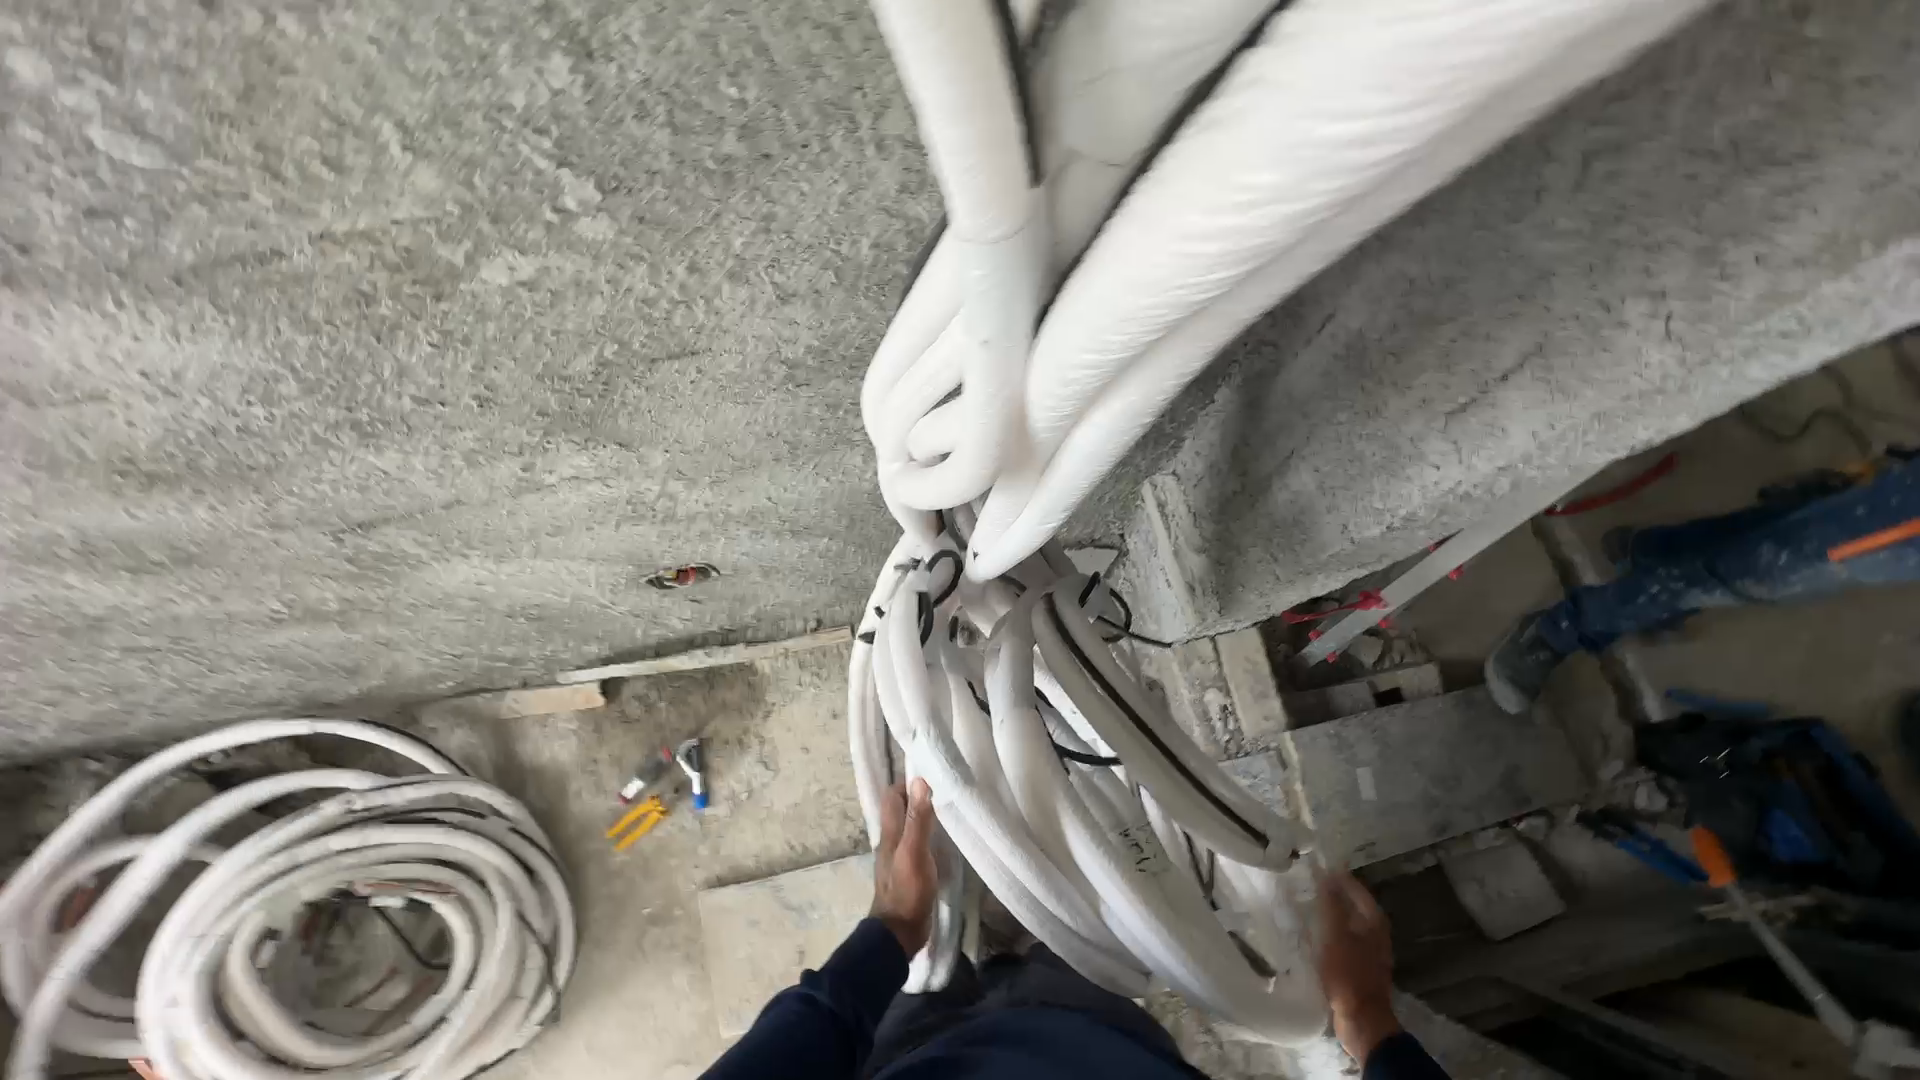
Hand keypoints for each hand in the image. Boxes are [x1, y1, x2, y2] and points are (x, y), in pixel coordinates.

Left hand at [871, 778, 938, 954]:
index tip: (932, 778)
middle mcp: (891, 841)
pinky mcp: (909, 872)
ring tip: (948, 812)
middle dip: (918, 798)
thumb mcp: (914, 852)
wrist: (899, 933)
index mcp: (890, 833)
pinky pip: (916, 845)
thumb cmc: (907, 890)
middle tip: (944, 792)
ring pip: (908, 828)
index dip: (908, 784)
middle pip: (900, 810)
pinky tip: (943, 841)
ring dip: (923, 818)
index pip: (893, 796)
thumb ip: (917, 819)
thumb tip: (919, 781)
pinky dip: (928, 837)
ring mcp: (899, 857)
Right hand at [1314, 868, 1401, 1062]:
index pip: (1353, 886)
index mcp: (1374, 920)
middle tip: (1302, 881)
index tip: (1311, 864)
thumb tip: (1325, 872)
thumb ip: (1331, 903)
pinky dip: (1325, 930)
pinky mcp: (1356, 964)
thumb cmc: (1349, 973)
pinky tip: (1308, 931)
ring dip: (1325, 911)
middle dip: (1328, 891)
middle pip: (1350, 903)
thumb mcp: (1336, 934)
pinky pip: (1339, 938)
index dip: (1334, 874)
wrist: (1361, 1019)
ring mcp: (1366, 949)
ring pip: (1343, 920)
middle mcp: (1374, 931)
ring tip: (1300, 902)